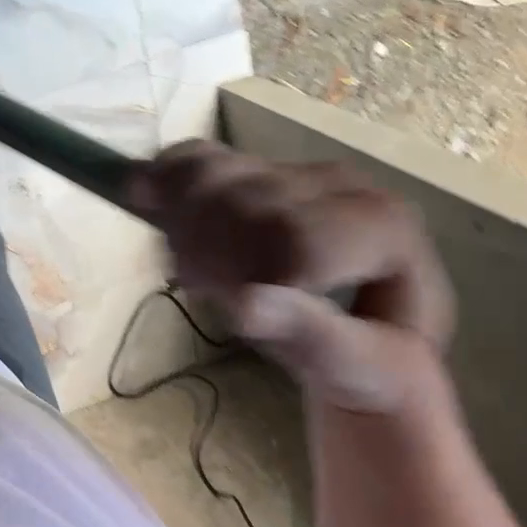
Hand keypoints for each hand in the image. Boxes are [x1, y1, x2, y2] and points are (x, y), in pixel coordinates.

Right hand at [127, 140, 454, 414]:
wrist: (370, 343)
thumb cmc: (375, 365)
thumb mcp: (360, 369)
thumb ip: (312, 336)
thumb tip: (246, 302)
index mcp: (383, 225)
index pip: (295, 237)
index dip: (248, 278)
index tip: (232, 315)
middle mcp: (341, 182)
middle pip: (245, 203)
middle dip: (210, 256)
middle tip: (206, 297)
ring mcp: (295, 169)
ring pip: (213, 172)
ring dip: (181, 223)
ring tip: (191, 268)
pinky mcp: (259, 167)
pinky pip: (196, 157)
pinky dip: (162, 177)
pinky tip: (143, 199)